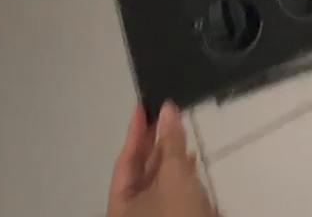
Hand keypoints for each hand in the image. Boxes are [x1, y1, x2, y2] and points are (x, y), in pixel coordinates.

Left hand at [108, 102, 215, 216]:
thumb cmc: (177, 214)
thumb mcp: (174, 174)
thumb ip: (171, 141)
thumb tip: (167, 108)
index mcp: (120, 205)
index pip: (124, 161)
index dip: (134, 132)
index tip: (142, 105)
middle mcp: (132, 212)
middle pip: (140, 170)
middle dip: (154, 141)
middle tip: (164, 112)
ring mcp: (153, 215)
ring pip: (158, 178)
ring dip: (169, 153)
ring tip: (179, 129)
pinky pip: (172, 188)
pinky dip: (180, 170)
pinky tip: (191, 158)